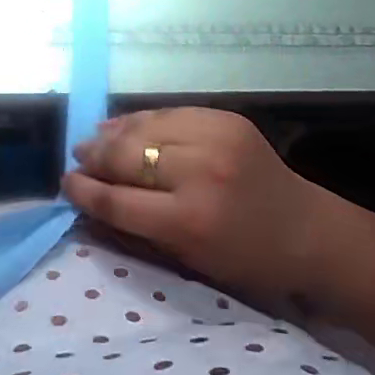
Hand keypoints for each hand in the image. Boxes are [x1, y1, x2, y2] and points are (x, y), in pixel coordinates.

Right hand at [62, 108, 338, 304]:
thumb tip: (90, 197)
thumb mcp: (188, 259)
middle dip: (94, 157)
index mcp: (189, 220)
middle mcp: (200, 172)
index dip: (83, 191)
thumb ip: (136, 227)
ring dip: (113, 133)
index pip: (116, 200)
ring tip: (94, 139)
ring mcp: (215, 138)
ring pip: (143, 126)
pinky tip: (125, 125)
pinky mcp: (226, 119)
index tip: (65, 184)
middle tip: (78, 159)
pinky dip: (142, 120)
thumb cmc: (245, 260)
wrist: (308, 231)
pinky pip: (169, 113)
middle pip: (125, 156)